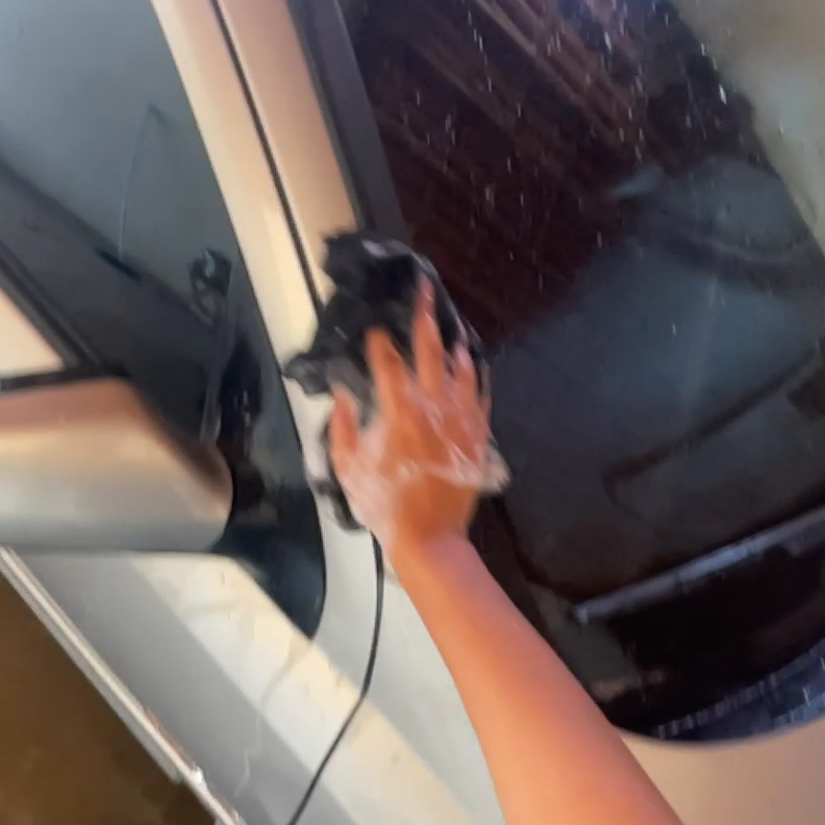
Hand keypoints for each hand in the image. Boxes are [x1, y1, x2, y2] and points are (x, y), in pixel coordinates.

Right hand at [328, 276, 498, 562]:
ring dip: (455, 345)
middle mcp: (433, 406)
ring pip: (462, 369)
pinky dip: (477, 378)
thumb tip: (342, 394)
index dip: (379, 343)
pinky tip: (473, 367)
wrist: (428, 536)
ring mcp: (460, 419)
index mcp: (399, 410)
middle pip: (430, 350)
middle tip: (424, 289)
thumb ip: (342, 426)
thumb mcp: (348, 467)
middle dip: (424, 316)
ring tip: (451, 328)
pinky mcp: (477, 435)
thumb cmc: (384, 503)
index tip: (374, 333)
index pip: (388, 362)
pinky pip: (481, 397)